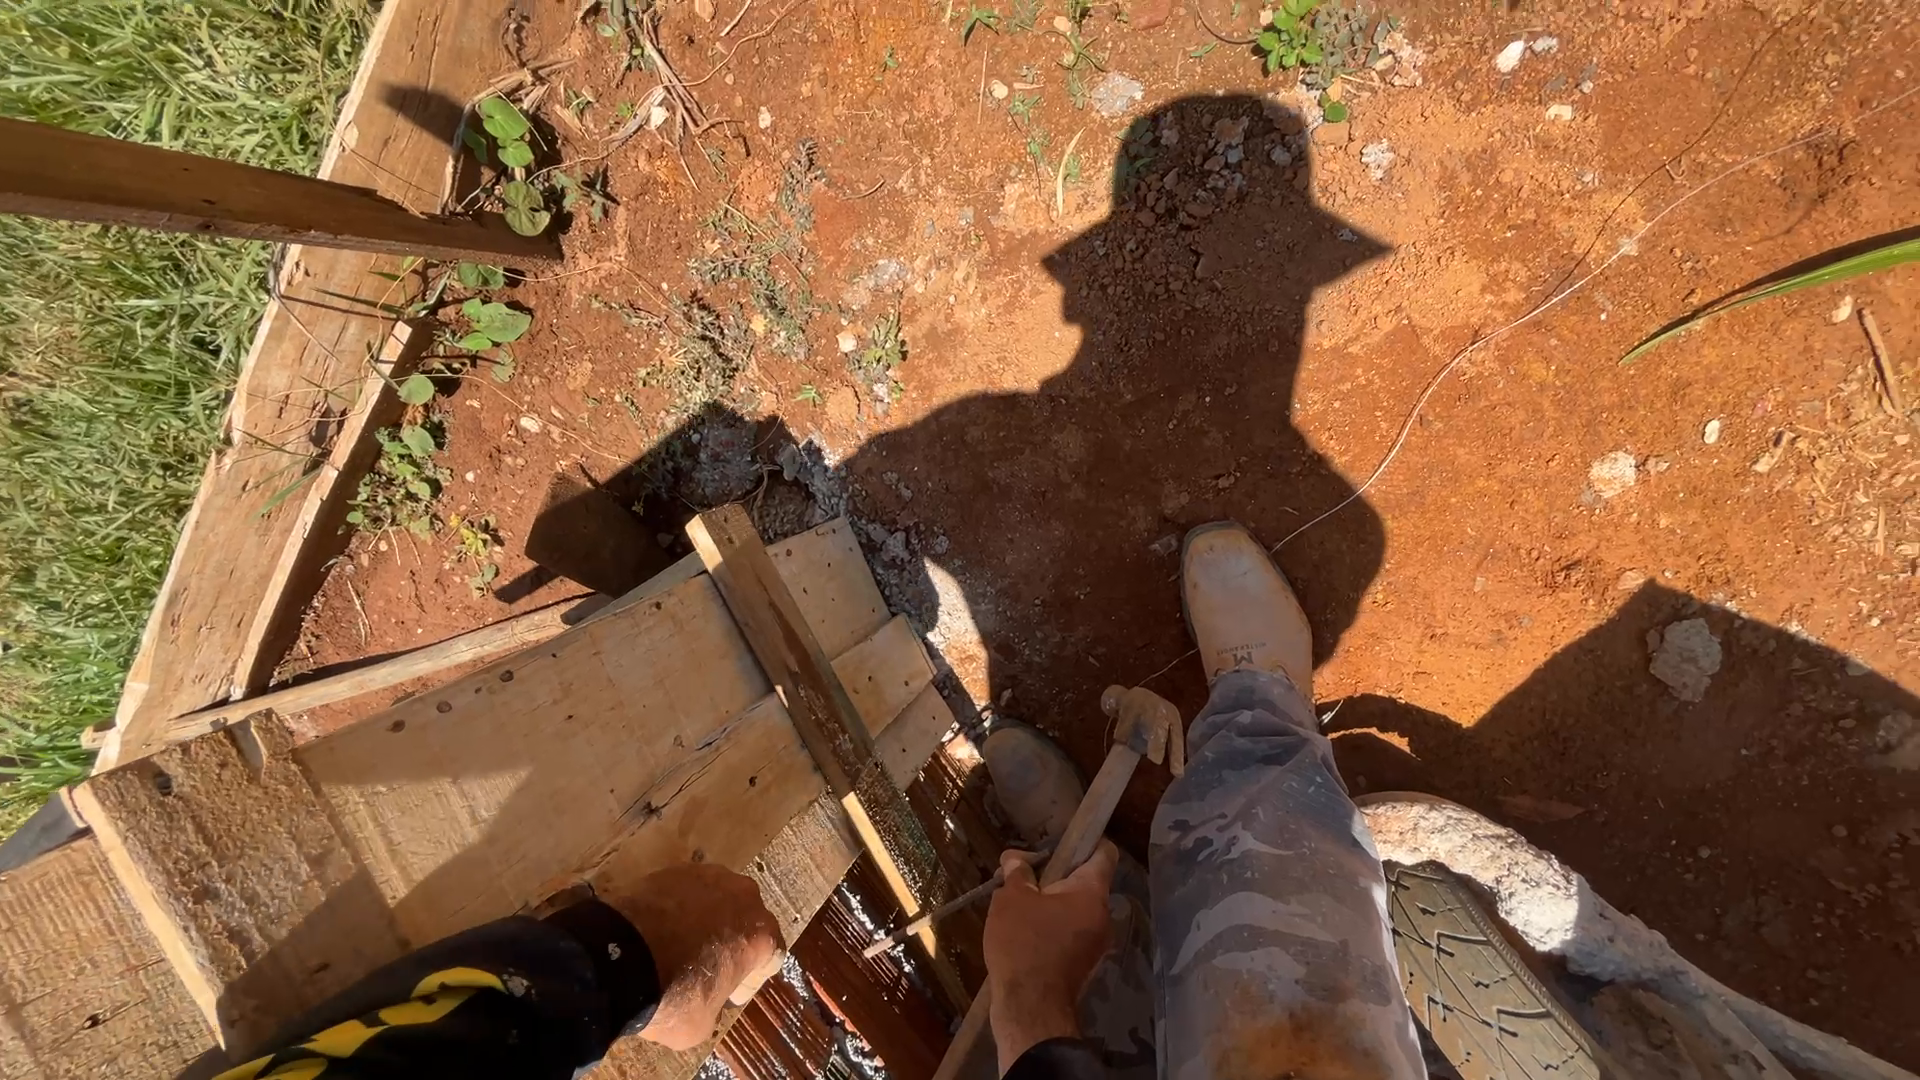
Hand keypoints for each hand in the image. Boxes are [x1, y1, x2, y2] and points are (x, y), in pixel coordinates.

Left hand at [602, 863, 781, 1050]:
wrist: (620, 958)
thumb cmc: (672, 996)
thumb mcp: (701, 1023)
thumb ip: (718, 1001)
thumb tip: (709, 995)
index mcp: (761, 934)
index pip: (771, 955)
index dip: (752, 977)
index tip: (731, 991)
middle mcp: (746, 896)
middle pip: (747, 920)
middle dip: (733, 939)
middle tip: (707, 964)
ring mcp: (712, 876)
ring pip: (718, 899)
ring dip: (707, 917)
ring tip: (678, 941)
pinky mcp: (679, 868)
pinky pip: (687, 890)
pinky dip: (679, 906)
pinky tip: (659, 927)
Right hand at [984, 840, 1117, 1073]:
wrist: (1030, 1012)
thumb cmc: (1024, 944)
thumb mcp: (1011, 899)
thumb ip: (1017, 873)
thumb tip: (1016, 859)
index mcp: (1091, 893)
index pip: (1104, 853)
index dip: (1087, 839)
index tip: (1063, 837)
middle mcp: (1102, 916)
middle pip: (1085, 882)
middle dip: (1056, 875)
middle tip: (1027, 872)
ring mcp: (1095, 944)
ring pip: (1075, 909)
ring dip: (1051, 902)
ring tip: (1019, 901)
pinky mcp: (1083, 965)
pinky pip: (1070, 932)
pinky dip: (1051, 926)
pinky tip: (1023, 929)